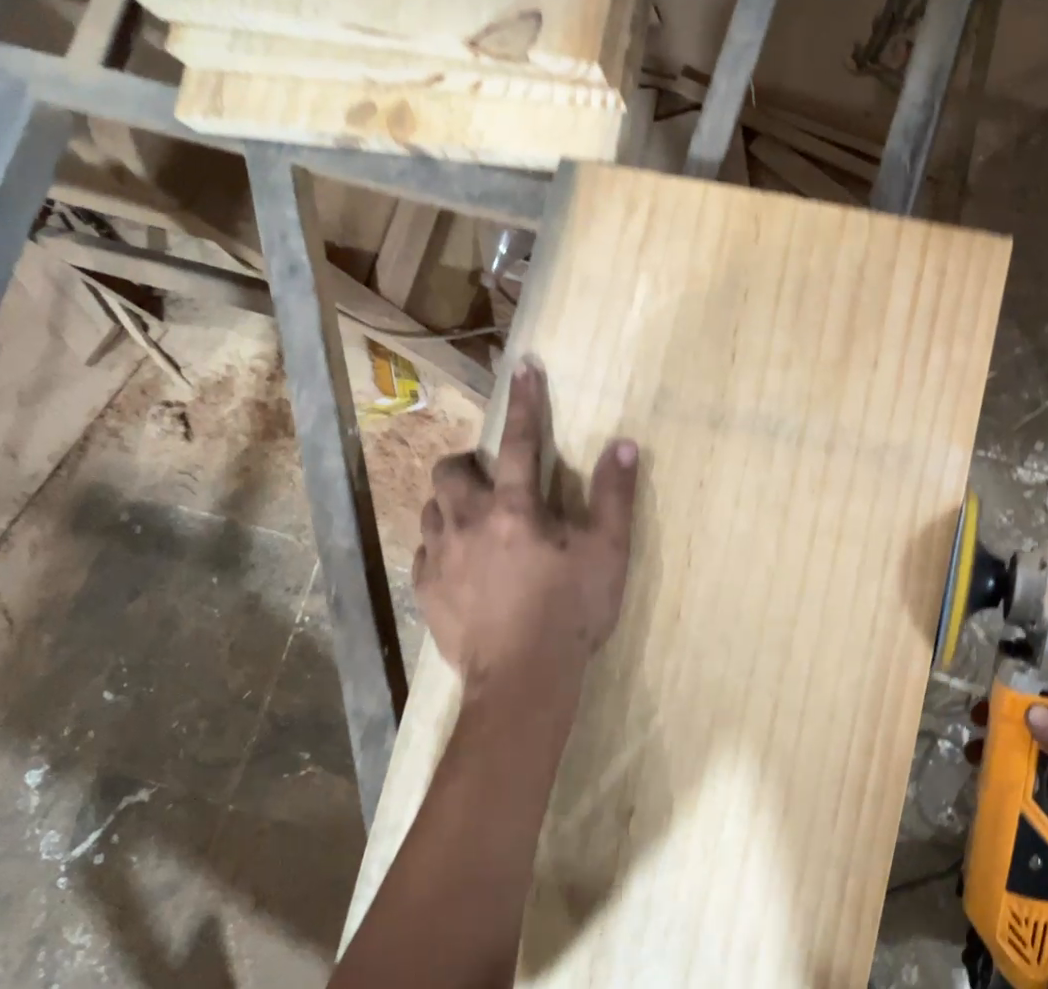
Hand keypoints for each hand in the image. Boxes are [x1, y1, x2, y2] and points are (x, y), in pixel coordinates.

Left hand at [414, 359, 639, 688]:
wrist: (522, 679)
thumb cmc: (572, 612)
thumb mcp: (608, 553)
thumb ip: (614, 496)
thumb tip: (624, 444)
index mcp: (515, 509)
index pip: (519, 442)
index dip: (525, 403)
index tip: (523, 368)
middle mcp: (468, 523)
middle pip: (450, 471)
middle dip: (468, 462)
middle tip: (492, 477)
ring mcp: (439, 558)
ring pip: (430, 508)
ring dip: (452, 503)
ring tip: (476, 519)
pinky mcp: (425, 591)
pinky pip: (423, 551)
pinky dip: (440, 543)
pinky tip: (461, 562)